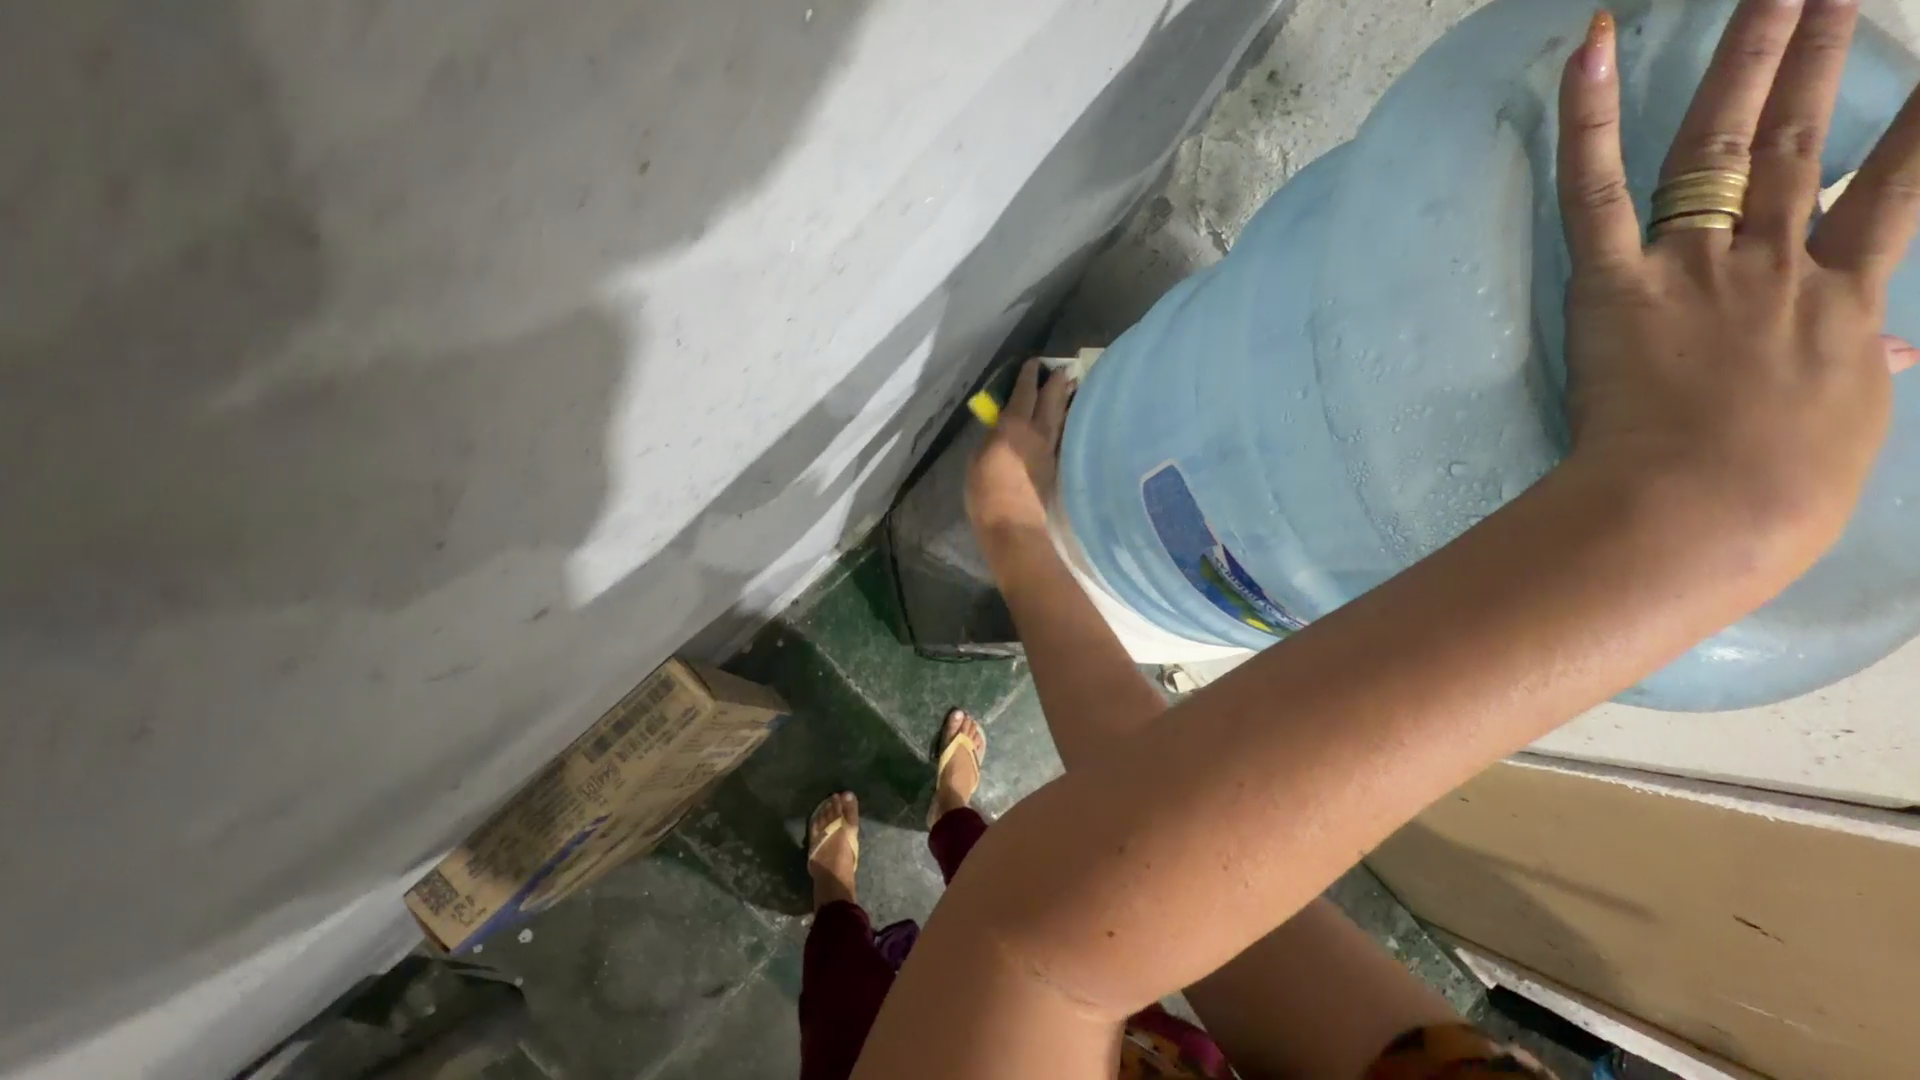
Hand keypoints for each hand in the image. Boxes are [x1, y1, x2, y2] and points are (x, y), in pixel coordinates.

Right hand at [965, 358, 1074, 554]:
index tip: (1034, 363)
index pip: (1023, 393)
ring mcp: (1049, 450)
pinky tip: (1067, 419)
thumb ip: (990, 439)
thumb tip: (999, 430)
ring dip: (1066, 400)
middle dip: (1056, 383)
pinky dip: (1065, 422)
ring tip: (1073, 386)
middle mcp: (1036, 432)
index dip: (1029, 376)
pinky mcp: (1054, 467)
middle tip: (1065, 368)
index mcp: (1013, 426)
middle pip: (1050, 401)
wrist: (1013, 524)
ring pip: (1060, 418)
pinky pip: (1061, 435)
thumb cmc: (986, 492)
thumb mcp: (977, 459)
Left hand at [1556, 1, 1919, 584]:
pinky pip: (1596, 194)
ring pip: (1722, 147)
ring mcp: (1694, 269)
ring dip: (1749, 58)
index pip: (1900, 180)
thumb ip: (1861, 371)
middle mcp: (1776, 263)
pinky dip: (1587, 125)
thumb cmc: (1776, 493)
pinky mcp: (1614, 286)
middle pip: (1802, 141)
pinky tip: (1591, 48)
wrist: (1704, 513)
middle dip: (1823, 55)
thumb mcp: (1843, 426)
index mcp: (1845, 297)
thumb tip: (1895, 352)